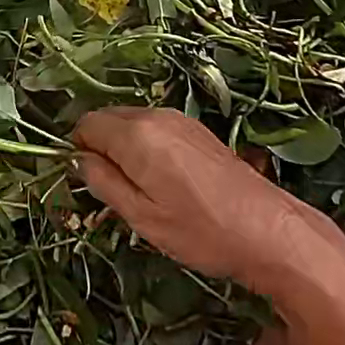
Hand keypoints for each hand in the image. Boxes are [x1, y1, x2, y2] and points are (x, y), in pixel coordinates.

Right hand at [72, 107, 339, 295]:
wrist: (267, 228)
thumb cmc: (199, 230)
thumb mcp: (142, 217)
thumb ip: (103, 182)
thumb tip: (77, 160)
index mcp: (135, 134)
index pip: (86, 124)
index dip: (77, 149)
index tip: (86, 179)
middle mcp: (153, 114)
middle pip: (107, 118)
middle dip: (100, 146)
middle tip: (112, 189)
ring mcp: (176, 117)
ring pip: (130, 122)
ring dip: (123, 146)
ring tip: (141, 188)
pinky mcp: (194, 126)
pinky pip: (153, 126)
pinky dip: (145, 144)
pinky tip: (164, 178)